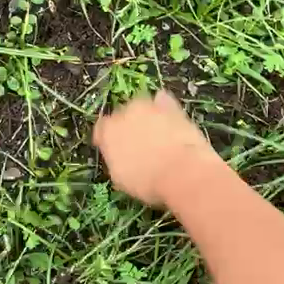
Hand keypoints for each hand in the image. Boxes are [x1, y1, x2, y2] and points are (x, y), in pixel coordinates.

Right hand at [92, 89, 224, 206]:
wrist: (181, 171)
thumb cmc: (147, 181)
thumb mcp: (120, 178)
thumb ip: (116, 159)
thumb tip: (120, 156)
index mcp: (107, 131)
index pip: (101, 128)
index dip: (108, 139)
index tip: (115, 149)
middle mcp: (124, 112)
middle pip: (121, 114)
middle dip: (127, 126)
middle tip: (138, 144)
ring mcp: (148, 106)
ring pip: (142, 106)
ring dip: (146, 116)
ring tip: (156, 134)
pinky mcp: (171, 105)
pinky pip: (163, 101)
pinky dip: (164, 108)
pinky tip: (169, 121)